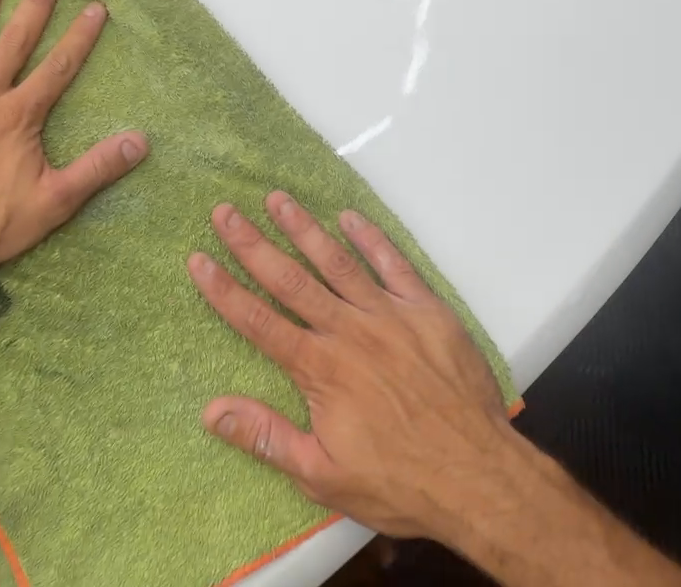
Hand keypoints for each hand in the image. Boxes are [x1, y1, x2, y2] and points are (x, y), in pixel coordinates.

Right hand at [187, 193, 515, 541]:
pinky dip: (371, 239)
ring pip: (337, 262)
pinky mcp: (427, 311)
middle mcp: (349, 332)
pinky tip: (350, 217)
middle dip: (252, 243)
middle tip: (225, 210)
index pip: (259, 321)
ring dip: (304, 228)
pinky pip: (394, 266)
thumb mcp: (323, 476)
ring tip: (277, 197)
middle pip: (290, 280)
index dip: (224, 290)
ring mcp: (390, 316)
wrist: (482, 479)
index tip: (198, 259)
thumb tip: (211, 411)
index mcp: (320, 369)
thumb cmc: (399, 482)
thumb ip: (267, 437)